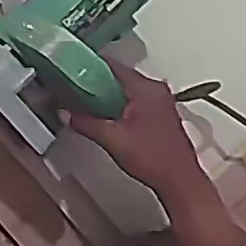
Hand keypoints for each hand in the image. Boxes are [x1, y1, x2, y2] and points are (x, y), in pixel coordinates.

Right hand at [65, 63, 207, 190]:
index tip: (73, 65)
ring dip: (107, 93)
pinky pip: (134, 100)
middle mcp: (156, 91)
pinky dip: (118, 103)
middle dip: (96, 80)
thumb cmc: (154, 159)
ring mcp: (161, 103)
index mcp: (146, 89)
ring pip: (127, 89)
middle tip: (73, 84)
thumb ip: (85, 123)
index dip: (90, 64)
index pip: (113, 65)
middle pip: (120, 77)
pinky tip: (104, 114)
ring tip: (84, 98)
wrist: (180, 182)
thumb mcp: (111, 139)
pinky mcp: (161, 115)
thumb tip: (66, 114)